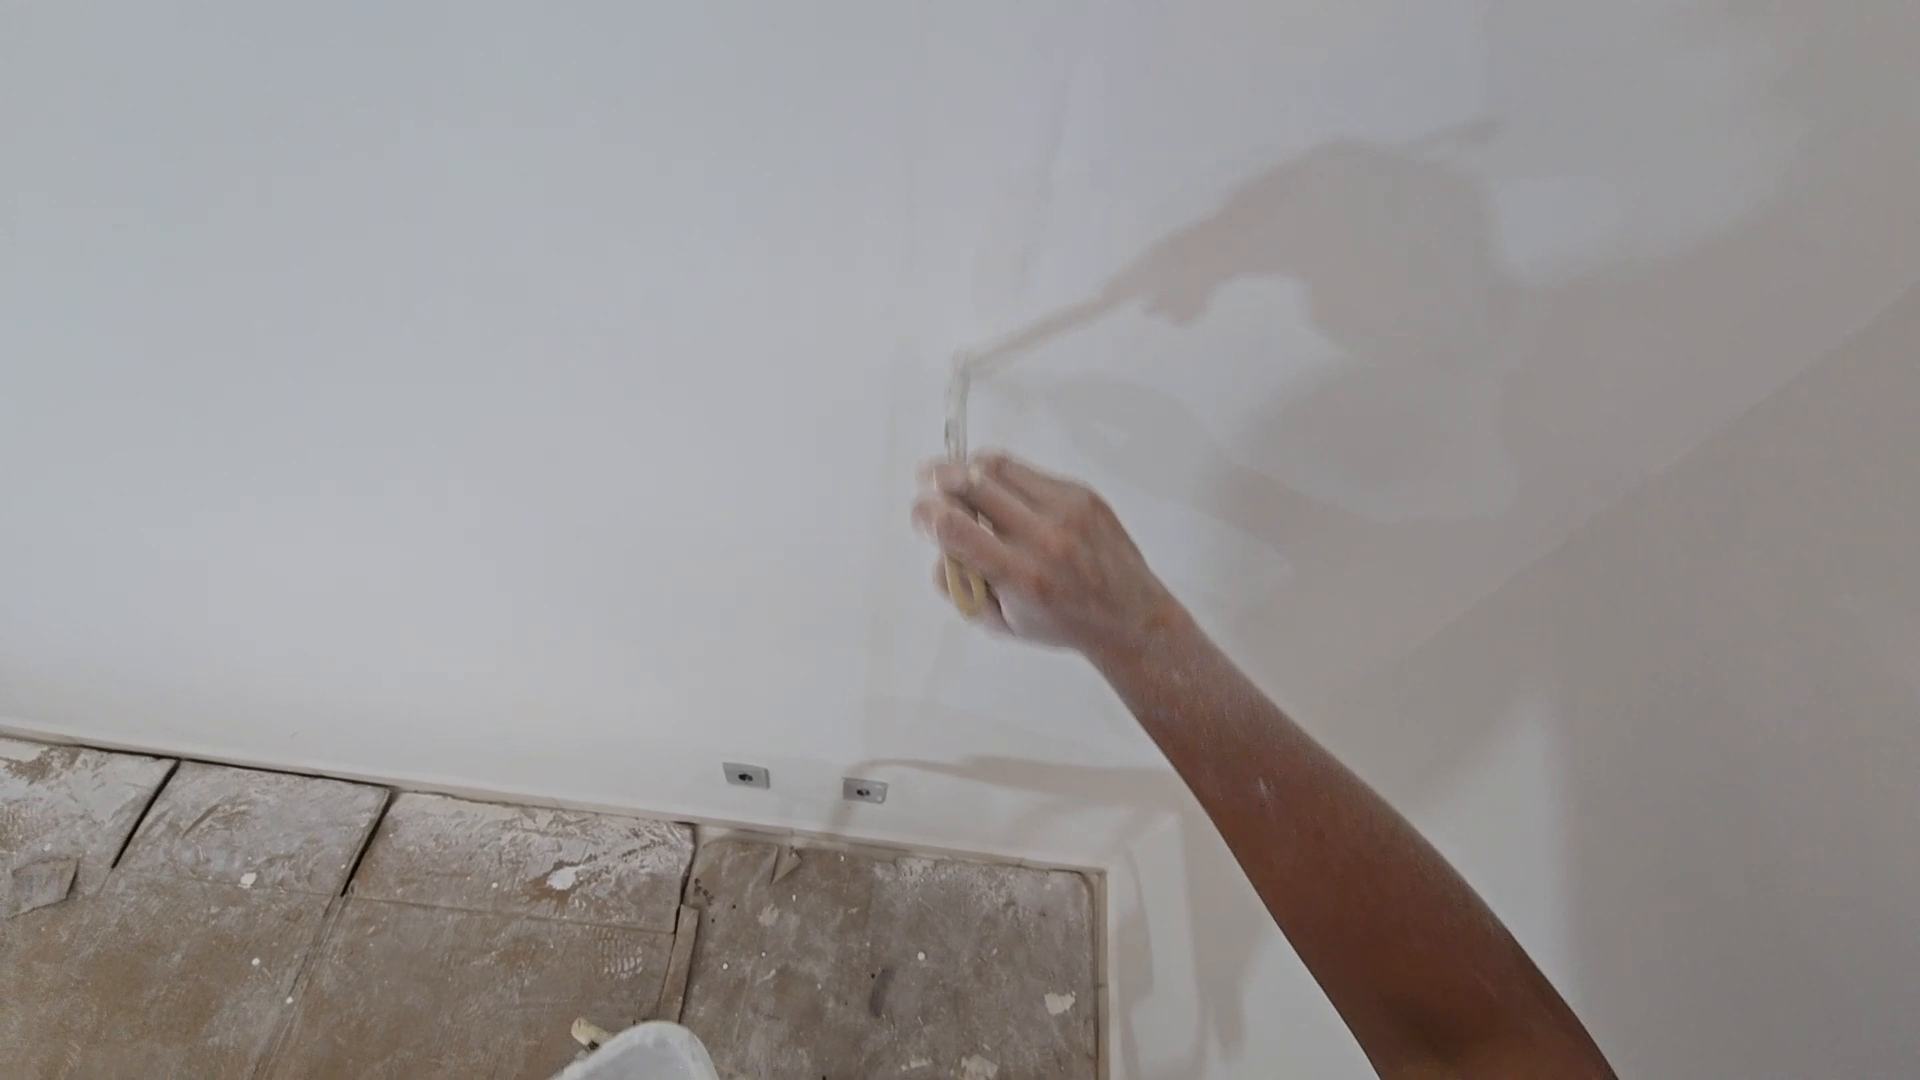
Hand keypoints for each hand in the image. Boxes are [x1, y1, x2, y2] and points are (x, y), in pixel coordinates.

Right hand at [912, 453, 1184, 658]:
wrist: (1129, 616)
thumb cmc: (1059, 624)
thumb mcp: (999, 623)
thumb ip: (959, 586)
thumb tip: (937, 543)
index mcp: (1019, 576)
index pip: (953, 528)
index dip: (924, 514)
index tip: (920, 515)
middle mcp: (1043, 537)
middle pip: (970, 483)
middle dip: (937, 478)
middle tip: (927, 481)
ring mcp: (1066, 510)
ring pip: (997, 467)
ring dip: (967, 469)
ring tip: (959, 480)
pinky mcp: (1082, 494)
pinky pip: (1028, 471)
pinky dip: (1004, 477)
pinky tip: (1003, 493)